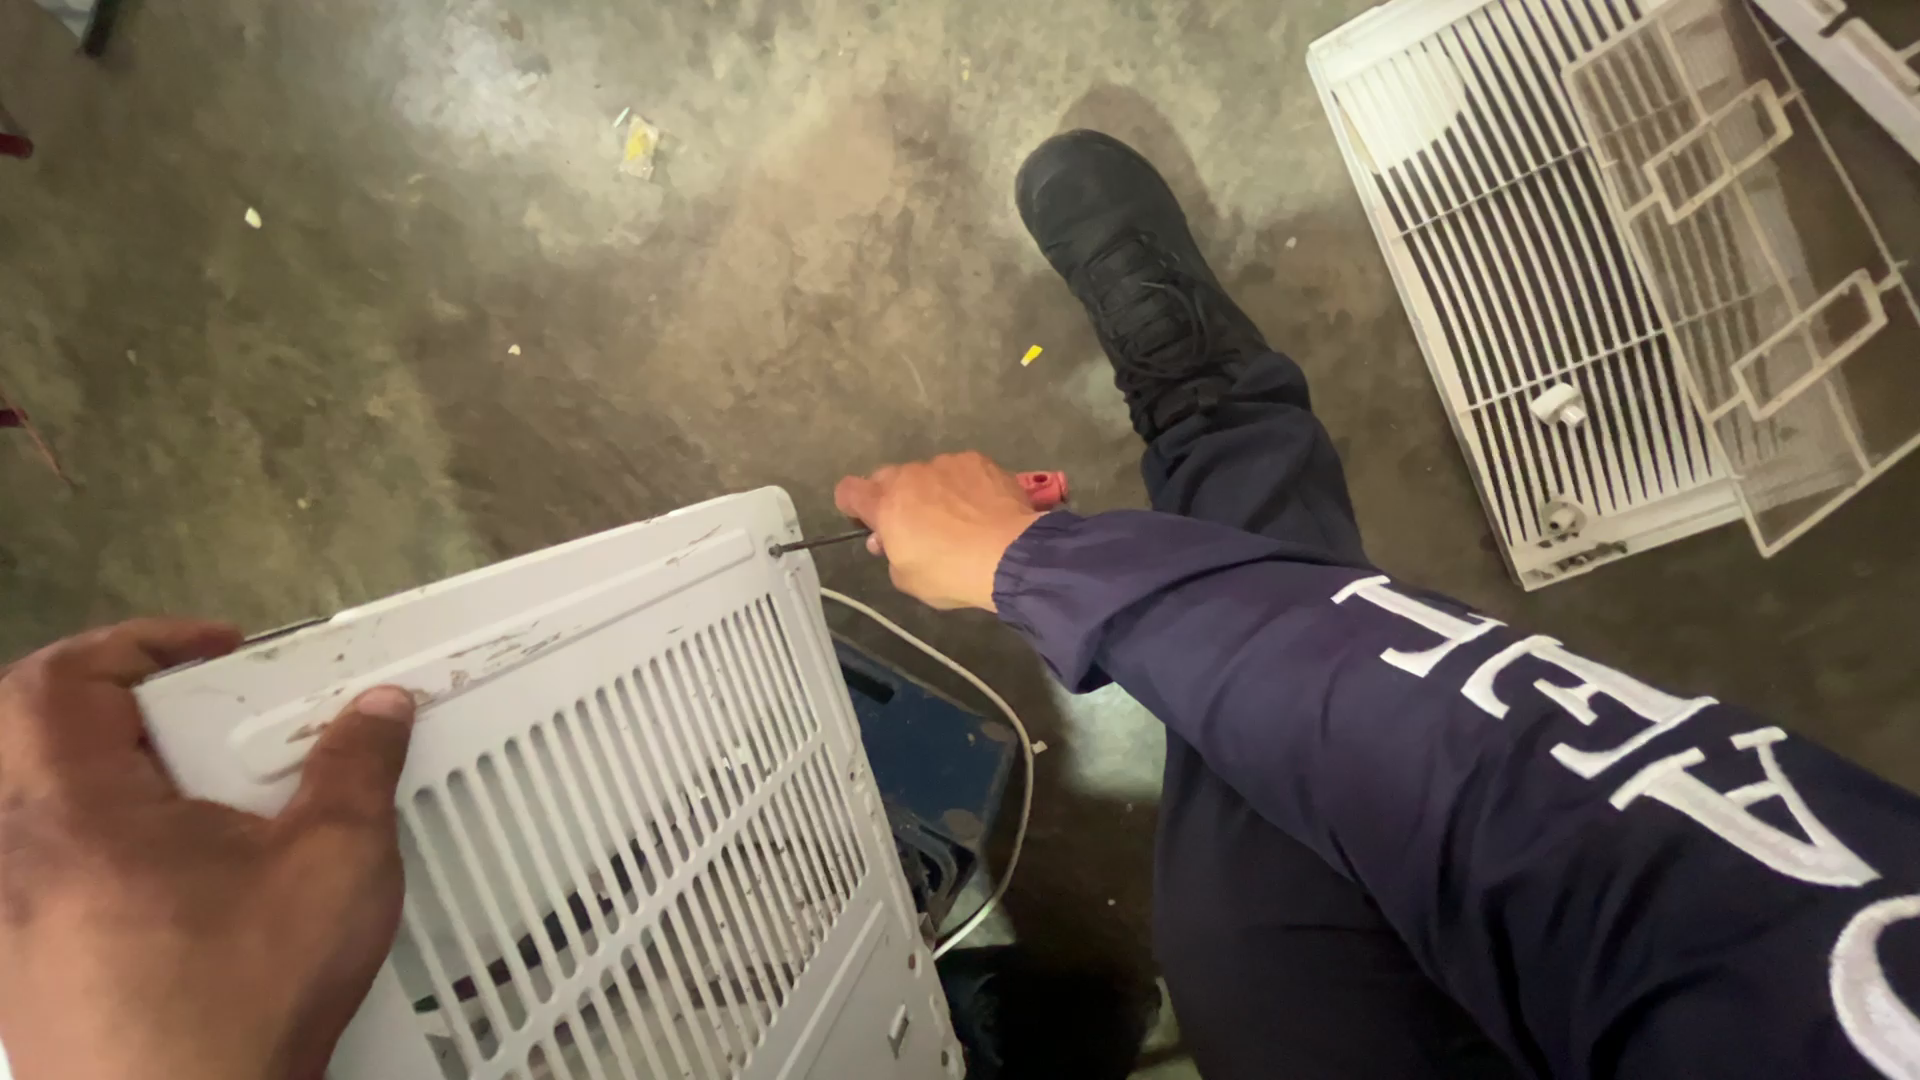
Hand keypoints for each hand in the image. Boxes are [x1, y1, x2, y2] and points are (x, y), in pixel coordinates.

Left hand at [0, 618, 417, 1079]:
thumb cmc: (251, 976)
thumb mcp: (337, 852)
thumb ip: (359, 763)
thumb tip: (382, 705)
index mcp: (75, 816)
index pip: (52, 684)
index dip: (139, 641)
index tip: (230, 651)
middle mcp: (21, 858)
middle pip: (52, 737)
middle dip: (164, 708)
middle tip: (250, 721)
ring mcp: (19, 916)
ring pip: (69, 801)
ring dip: (160, 770)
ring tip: (250, 795)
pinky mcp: (37, 961)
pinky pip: (78, 858)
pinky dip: (149, 828)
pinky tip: (223, 868)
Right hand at [834, 452, 1045, 610]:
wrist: (1010, 555)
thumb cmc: (952, 573)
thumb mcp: (909, 580)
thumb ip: (892, 556)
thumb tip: (890, 542)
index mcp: (886, 505)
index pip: (848, 491)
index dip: (852, 504)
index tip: (866, 520)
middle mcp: (910, 476)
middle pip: (887, 478)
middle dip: (894, 498)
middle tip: (914, 524)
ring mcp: (946, 464)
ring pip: (927, 473)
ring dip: (932, 490)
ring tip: (958, 517)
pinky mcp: (978, 461)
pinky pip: (960, 470)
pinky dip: (964, 485)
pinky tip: (982, 507)